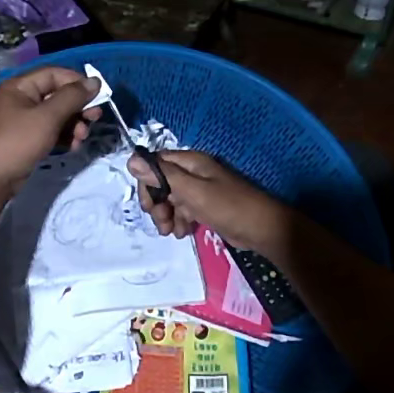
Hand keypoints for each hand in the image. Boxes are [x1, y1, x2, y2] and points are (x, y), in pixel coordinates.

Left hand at [0, 66, 100, 188]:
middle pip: (58, 94)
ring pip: (57, 114)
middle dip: (78, 106)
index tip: (99, 96)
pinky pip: (52, 130)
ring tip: (81, 138)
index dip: (78, 82)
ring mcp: (23, 120)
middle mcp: (21, 99)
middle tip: (94, 119)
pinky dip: (64, 136)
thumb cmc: (18, 142)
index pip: (55, 74)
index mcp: (20, 87)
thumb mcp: (48, 117)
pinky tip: (72, 147)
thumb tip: (95, 81)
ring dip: (74, 124)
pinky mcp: (27, 139)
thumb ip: (72, 97)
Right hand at [126, 150, 291, 252]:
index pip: (155, 164)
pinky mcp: (205, 205)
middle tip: (162, 222)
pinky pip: (183, 210)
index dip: (147, 183)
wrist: (262, 229)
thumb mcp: (192, 192)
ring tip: (173, 232)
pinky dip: (180, 221)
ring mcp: (200, 189)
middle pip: (161, 182)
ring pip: (170, 199)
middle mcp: (193, 171)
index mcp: (190, 162)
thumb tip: (132, 160)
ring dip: (167, 215)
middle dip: (157, 203)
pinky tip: (184, 233)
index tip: (149, 205)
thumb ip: (163, 176)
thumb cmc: (228, 207)